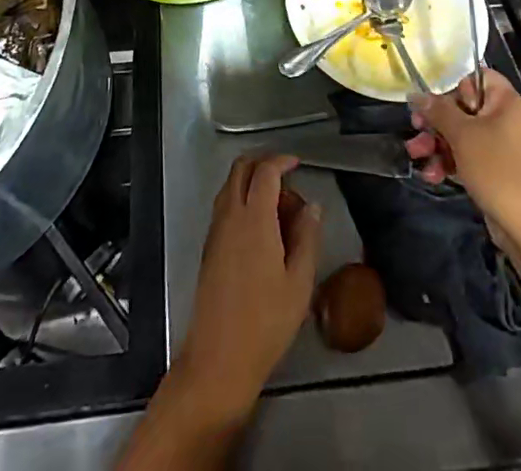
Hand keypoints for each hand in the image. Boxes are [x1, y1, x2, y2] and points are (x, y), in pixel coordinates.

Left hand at [178, 154, 322, 403]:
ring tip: (279, 203)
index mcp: (253, 220)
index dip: (281, 160)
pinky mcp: (209, 249)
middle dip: (262, 162)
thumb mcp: (300, 281)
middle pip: (239, 170)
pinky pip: (224, 208)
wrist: (219, 358)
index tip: (298, 163)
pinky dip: (241, 200)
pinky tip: (261, 225)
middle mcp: (229, 218)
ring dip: (250, 181)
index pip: (264, 172)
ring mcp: (215, 233)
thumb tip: (311, 207)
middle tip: (287, 175)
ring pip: (229, 188)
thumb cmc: (266, 321)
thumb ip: (307, 237)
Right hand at [406, 70, 520, 236]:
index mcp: (508, 102)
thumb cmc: (499, 169)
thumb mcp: (463, 135)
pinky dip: (453, 163)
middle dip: (437, 122)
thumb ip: (438, 111)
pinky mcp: (502, 173)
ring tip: (417, 157)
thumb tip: (417, 94)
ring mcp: (508, 149)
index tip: (429, 102)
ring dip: (439, 145)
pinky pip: (473, 159)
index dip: (452, 86)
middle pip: (467, 109)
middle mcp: (510, 121)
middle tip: (415, 131)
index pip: (479, 77)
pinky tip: (433, 176)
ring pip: (466, 137)